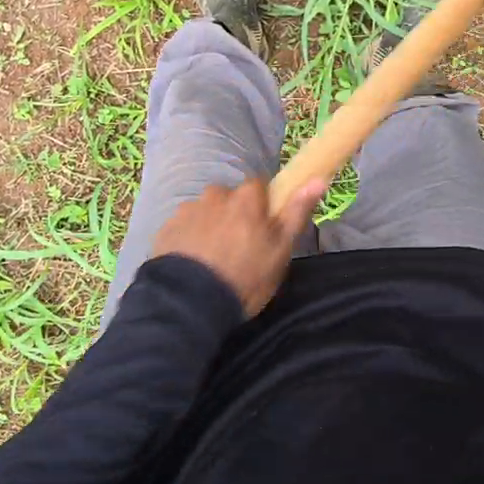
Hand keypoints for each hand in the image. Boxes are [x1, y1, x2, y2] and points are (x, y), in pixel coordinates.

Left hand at [150, 179, 323, 316]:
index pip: (258, 186)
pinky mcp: (165, 229)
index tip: (263, 229)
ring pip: (205, 212)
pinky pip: (183, 227)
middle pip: (229, 198)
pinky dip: (188, 239)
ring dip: (210, 226)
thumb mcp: (280, 250)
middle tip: (237, 248)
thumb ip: (297, 212)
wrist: (188, 304)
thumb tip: (318, 179)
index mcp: (246, 198)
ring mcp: (187, 210)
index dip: (262, 206)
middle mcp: (215, 195)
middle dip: (233, 215)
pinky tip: (192, 264)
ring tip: (211, 260)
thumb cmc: (244, 277)